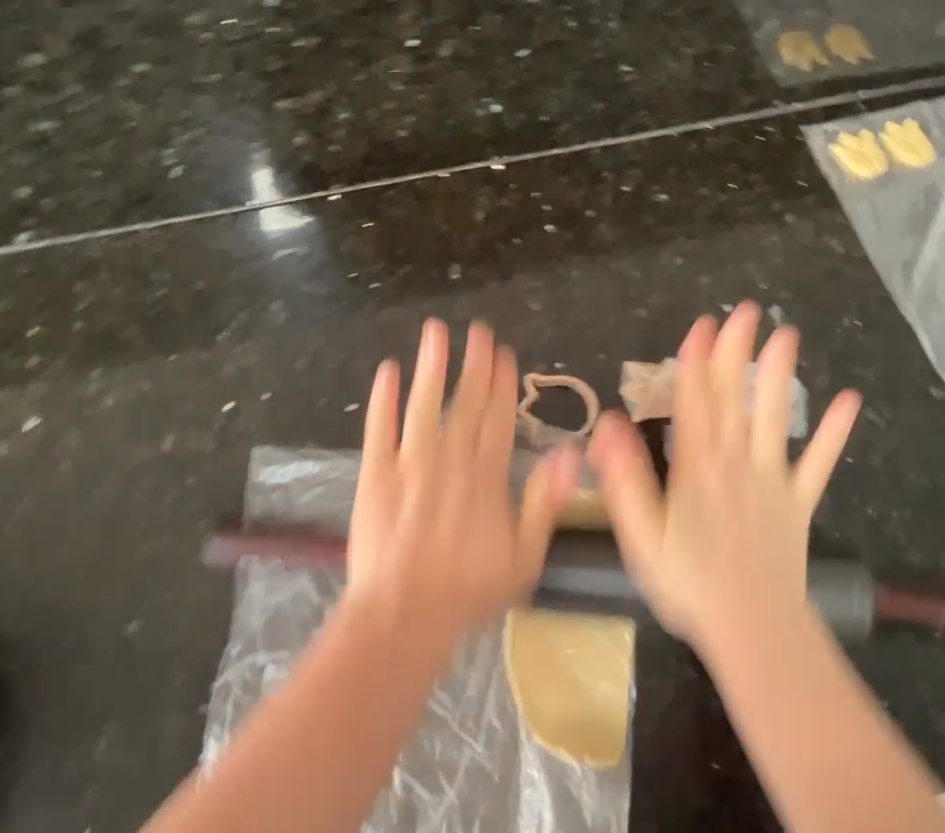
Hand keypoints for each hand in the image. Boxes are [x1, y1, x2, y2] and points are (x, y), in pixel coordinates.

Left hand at [345, 319, 578, 646]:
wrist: (404, 615)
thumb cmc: (468, 592)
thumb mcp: (524, 556)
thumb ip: (545, 502)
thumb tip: (571, 454)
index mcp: (487, 477)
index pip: (498, 419)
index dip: (502, 384)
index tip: (504, 353)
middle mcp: (450, 460)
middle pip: (465, 404)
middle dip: (473, 364)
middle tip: (478, 329)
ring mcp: (410, 463)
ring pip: (424, 405)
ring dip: (431, 367)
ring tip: (435, 330)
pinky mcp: (374, 474)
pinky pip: (379, 429)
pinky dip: (383, 400)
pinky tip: (387, 372)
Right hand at [589, 302, 860, 654]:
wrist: (751, 628)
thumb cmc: (688, 585)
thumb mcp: (641, 536)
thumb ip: (625, 479)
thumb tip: (607, 424)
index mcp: (696, 469)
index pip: (695, 403)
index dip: (696, 361)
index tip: (701, 323)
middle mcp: (735, 464)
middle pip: (734, 399)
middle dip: (738, 352)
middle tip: (747, 310)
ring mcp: (772, 480)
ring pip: (775, 418)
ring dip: (781, 376)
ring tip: (789, 335)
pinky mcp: (799, 502)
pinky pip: (819, 463)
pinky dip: (835, 434)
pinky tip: (850, 401)